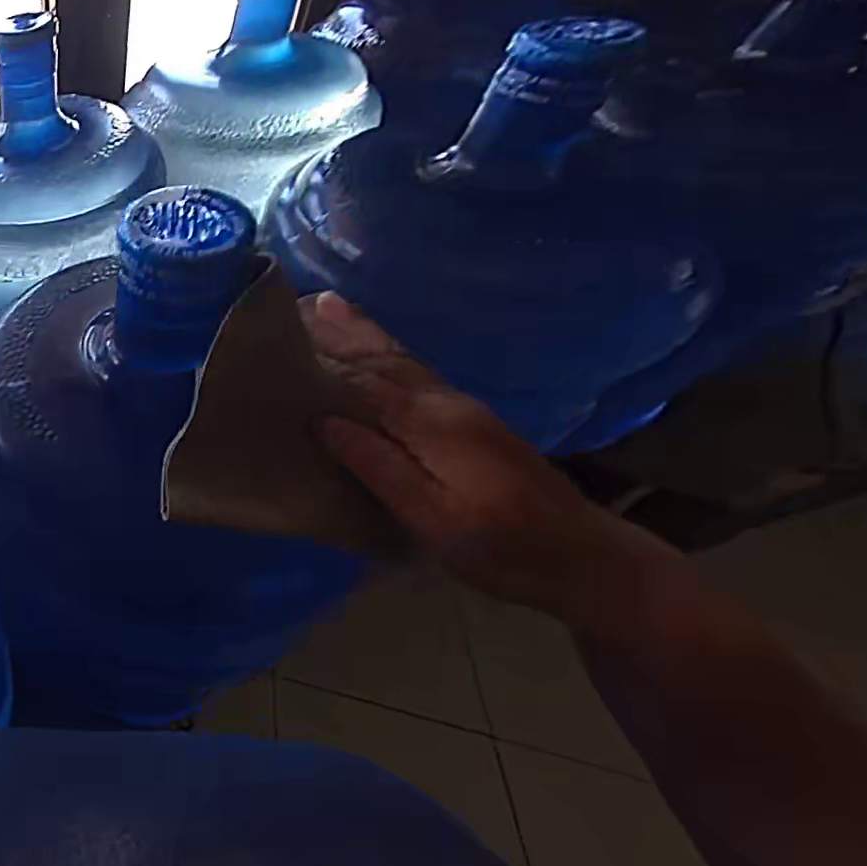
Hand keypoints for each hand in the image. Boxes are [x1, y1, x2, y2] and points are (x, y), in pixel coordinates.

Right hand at [303, 292, 681, 628]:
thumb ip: (379, 466)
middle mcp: (445, 402)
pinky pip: (413, 370)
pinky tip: (373, 345)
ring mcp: (460, 406)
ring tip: (325, 304)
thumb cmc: (504, 550)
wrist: (589, 561)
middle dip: (337, 332)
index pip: (362, 383)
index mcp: (433, 424)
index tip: (277, 346)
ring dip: (359, 332)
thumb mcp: (434, 520)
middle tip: (294, 305)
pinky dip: (385, 349)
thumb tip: (324, 421)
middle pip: (381, 358)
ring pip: (399, 359)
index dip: (320, 364)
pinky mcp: (467, 418)